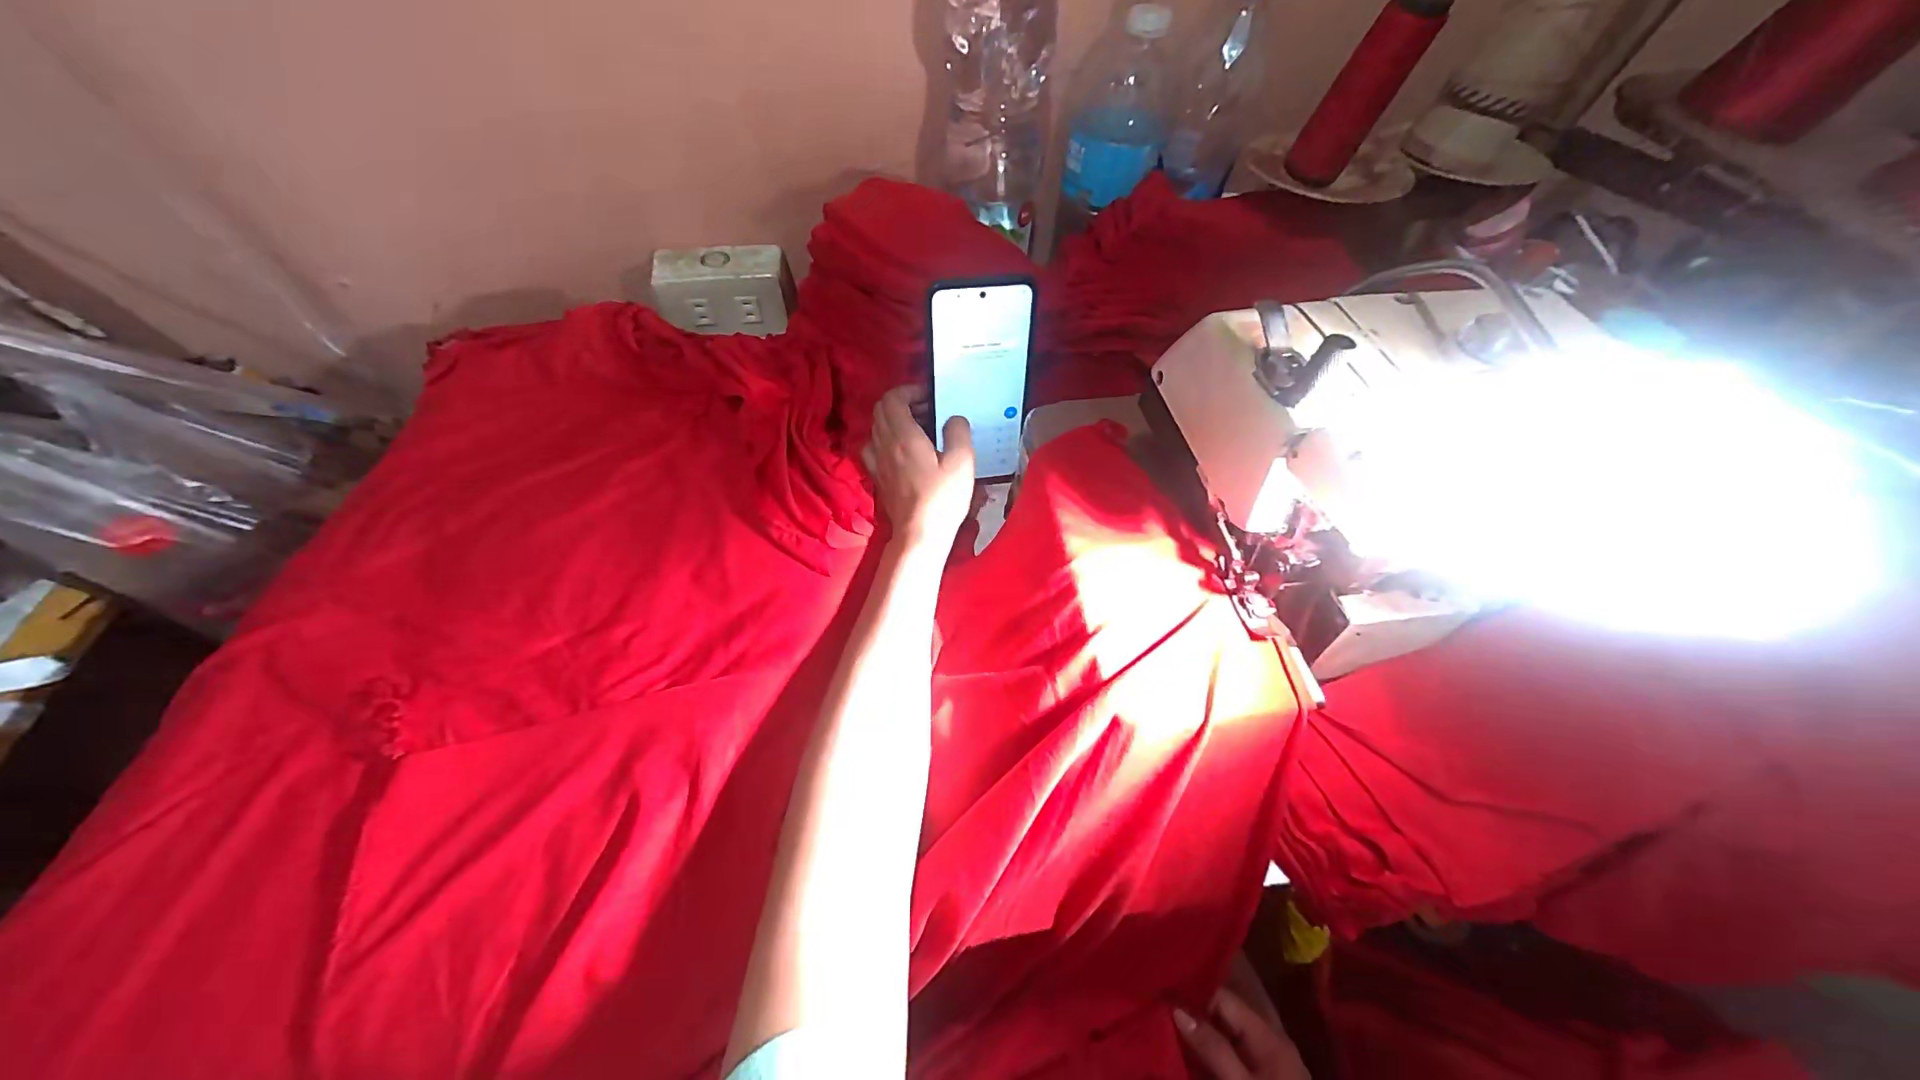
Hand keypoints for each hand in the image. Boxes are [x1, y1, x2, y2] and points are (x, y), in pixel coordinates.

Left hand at [861, 386, 975, 547]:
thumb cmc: (942, 498)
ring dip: (893, 421)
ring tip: (916, 429)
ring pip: (875, 428)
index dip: (909, 390)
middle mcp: (884, 445)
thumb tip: (953, 419)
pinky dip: (884, 441)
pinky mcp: (877, 478)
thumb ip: (958, 433)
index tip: (929, 396)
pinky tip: (901, 451)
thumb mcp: (961, 462)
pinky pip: (873, 449)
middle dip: (901, 402)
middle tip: (926, 410)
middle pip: (880, 410)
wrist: (919, 534)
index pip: (892, 398)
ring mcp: (877, 462)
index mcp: (903, 436)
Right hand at [1174, 989, 1310, 1079]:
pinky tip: (1196, 1062)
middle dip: (1197, 1017)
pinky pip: (1236, 1056)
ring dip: (1204, 1037)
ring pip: (1230, 1036)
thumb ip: (1212, 1048)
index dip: (1195, 999)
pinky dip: (1216, 1055)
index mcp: (1269, 1037)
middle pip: (1227, 1016)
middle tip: (1163, 1020)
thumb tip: (1177, 1010)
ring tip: (1173, 1038)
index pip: (1224, 998)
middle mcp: (1272, 1042)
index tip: (1165, 1004)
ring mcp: (1272, 1064)